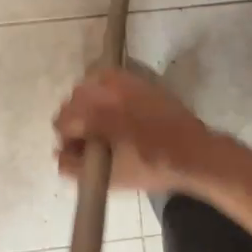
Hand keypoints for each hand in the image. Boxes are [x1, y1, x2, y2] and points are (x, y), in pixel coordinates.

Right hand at [54, 66, 222, 192]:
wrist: (192, 152)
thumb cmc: (149, 166)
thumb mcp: (108, 176)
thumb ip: (73, 166)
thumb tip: (59, 153)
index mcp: (94, 114)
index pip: (62, 121)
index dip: (67, 139)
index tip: (78, 151)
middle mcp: (105, 91)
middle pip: (73, 100)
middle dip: (75, 119)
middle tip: (89, 139)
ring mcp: (123, 81)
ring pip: (89, 84)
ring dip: (88, 102)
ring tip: (101, 123)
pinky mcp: (138, 79)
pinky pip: (109, 75)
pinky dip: (104, 88)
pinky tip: (114, 107)